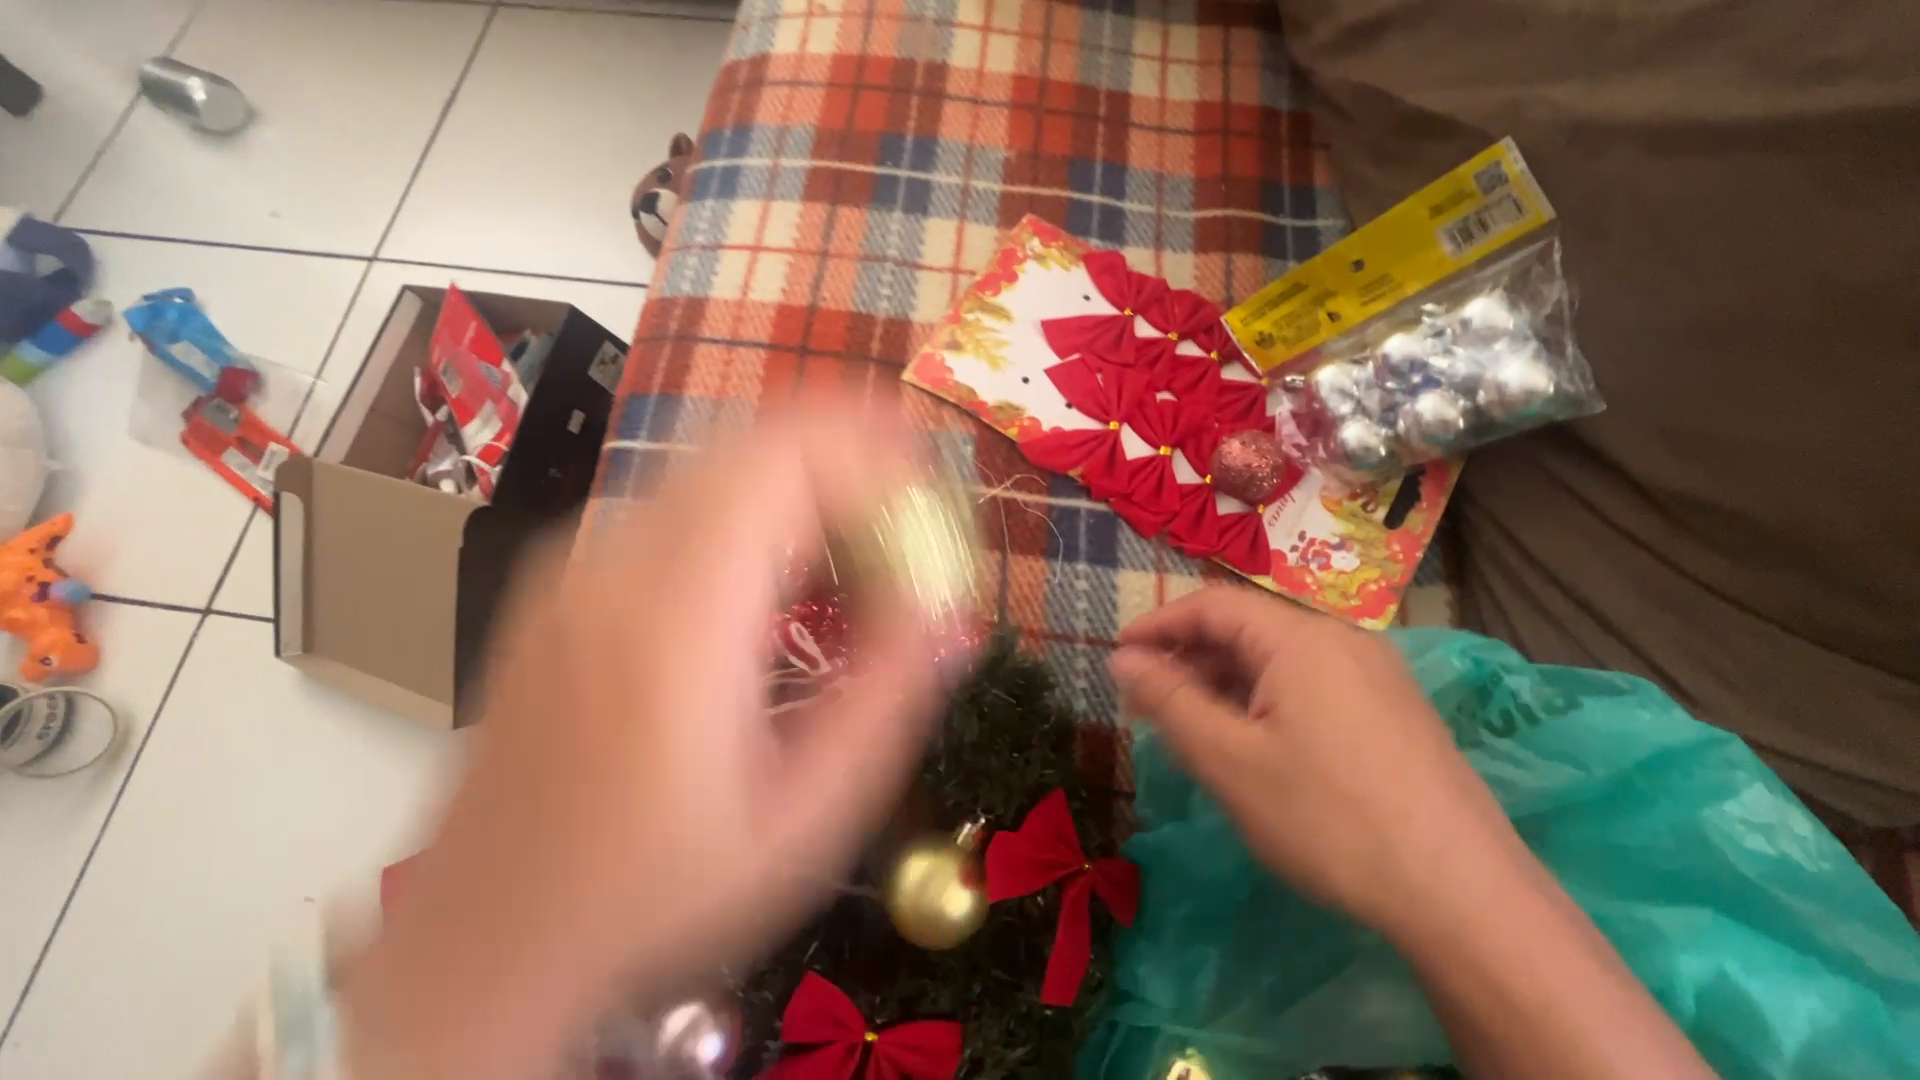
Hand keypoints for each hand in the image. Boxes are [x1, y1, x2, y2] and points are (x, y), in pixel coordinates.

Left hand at [343, 403, 953, 1079]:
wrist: (484, 938)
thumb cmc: (655, 892)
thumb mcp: (802, 818)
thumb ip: (885, 700)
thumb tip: (945, 611)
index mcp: (676, 618)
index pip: (783, 459)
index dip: (868, 443)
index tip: (926, 478)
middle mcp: (612, 565)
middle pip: (747, 444)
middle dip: (843, 457)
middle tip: (904, 515)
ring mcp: (573, 568)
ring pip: (707, 467)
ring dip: (794, 486)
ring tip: (849, 554)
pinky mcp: (558, 585)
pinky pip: (669, 507)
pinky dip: (742, 513)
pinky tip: (766, 587)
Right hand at [1109, 587, 1524, 935]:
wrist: (1461, 892)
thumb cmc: (1327, 818)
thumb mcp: (1229, 761)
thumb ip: (1169, 701)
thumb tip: (1124, 658)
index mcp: (1301, 639)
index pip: (1212, 604)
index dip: (1158, 624)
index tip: (1117, 655)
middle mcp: (1343, 641)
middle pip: (1249, 628)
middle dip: (1190, 656)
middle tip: (1147, 699)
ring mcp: (1377, 676)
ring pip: (1281, 660)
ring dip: (1226, 681)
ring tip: (1192, 724)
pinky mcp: (1395, 712)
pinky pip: (1313, 686)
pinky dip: (1267, 700)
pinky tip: (1254, 743)